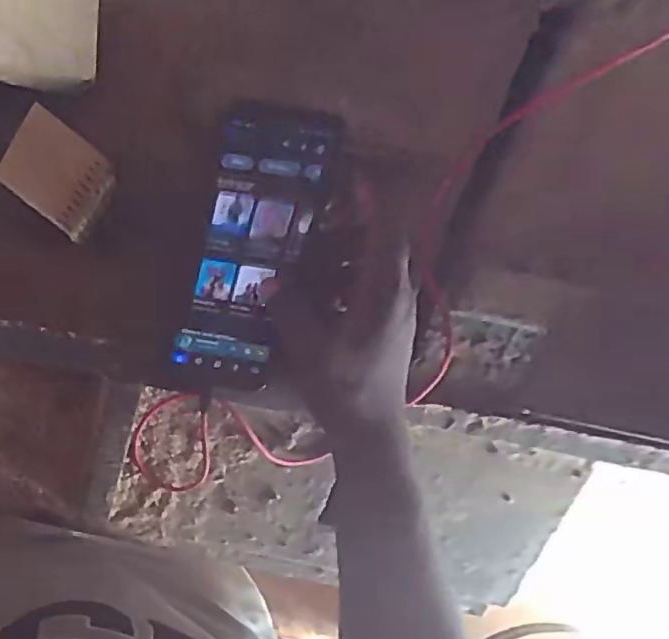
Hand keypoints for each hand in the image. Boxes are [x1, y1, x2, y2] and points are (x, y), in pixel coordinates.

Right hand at [269, 179, 417, 432]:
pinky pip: (370, 293)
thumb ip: (290, 310)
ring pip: (375, 271)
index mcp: (385, 291)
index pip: (386, 228)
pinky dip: (347, 285)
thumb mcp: (310, 349)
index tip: (349, 177)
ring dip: (346, 260)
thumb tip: (271, 281)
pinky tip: (319, 299)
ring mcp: (396, 314)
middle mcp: (398, 295)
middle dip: (350, 230)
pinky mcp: (387, 331)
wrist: (370, 430)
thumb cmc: (344, 388)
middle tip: (316, 224)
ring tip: (310, 261)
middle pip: (381, 246)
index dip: (370, 199)